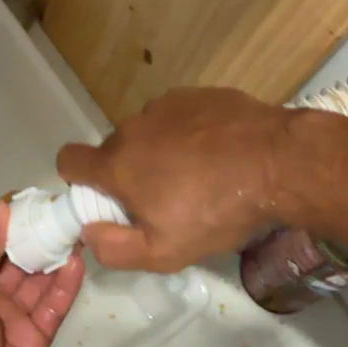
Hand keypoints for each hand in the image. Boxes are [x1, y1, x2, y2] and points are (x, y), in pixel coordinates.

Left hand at [0, 200, 85, 346]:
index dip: (1, 219)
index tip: (28, 195)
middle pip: (12, 259)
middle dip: (33, 235)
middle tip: (62, 209)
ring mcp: (12, 322)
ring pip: (35, 280)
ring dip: (52, 257)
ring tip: (76, 229)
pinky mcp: (36, 342)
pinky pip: (52, 307)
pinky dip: (64, 287)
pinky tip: (78, 264)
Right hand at [55, 87, 300, 271]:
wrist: (278, 161)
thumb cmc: (217, 211)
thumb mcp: (164, 252)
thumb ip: (115, 248)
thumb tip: (89, 233)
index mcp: (117, 163)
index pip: (68, 160)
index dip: (78, 179)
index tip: (104, 197)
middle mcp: (134, 126)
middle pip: (115, 149)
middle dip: (130, 172)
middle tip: (166, 199)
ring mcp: (167, 105)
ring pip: (149, 132)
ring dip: (161, 151)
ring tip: (201, 175)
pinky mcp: (198, 94)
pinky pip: (180, 116)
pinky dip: (190, 133)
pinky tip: (220, 152)